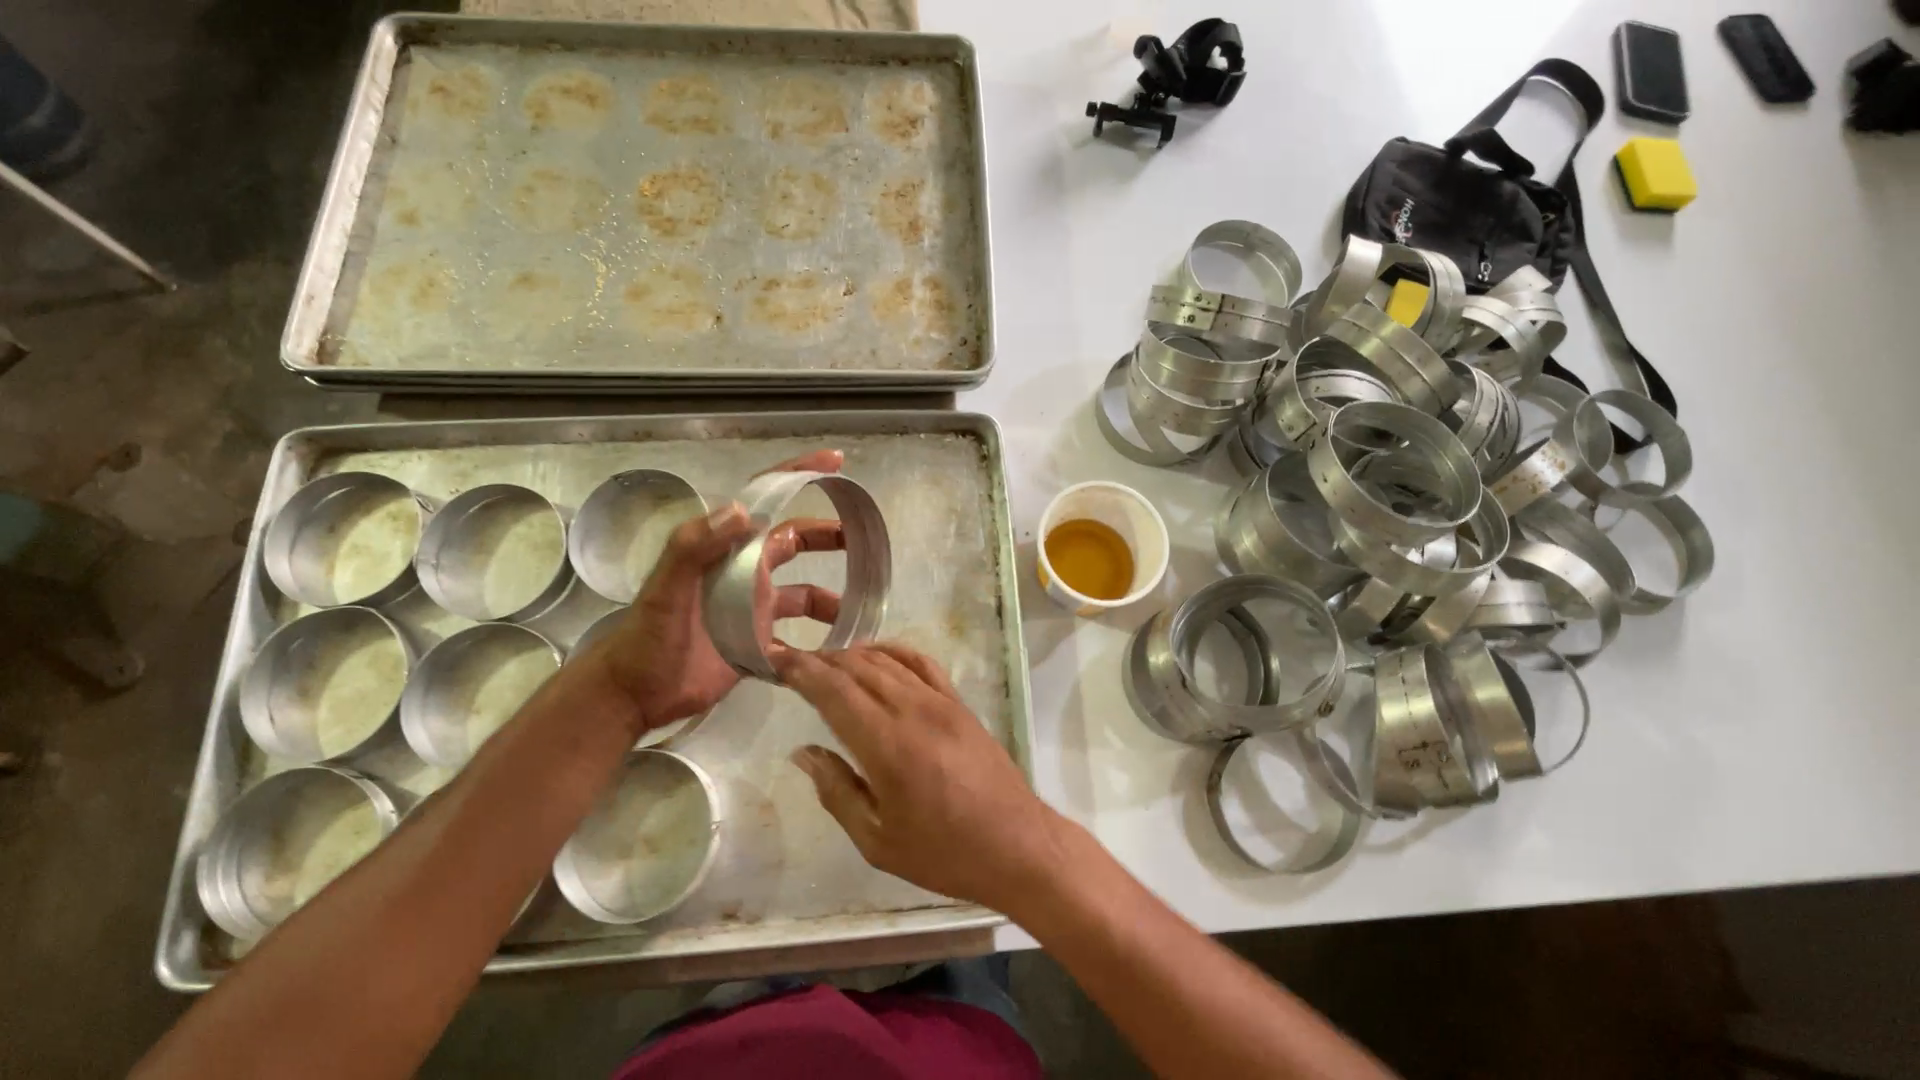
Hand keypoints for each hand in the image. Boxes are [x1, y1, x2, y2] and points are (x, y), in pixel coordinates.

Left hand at [584, 450, 846, 732]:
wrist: (634, 693)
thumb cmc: (648, 636)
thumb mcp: (665, 586)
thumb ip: (695, 546)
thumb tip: (743, 510)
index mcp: (727, 553)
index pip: (764, 504)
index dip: (797, 477)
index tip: (835, 462)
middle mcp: (744, 576)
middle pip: (794, 544)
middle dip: (827, 535)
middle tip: (865, 539)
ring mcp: (751, 612)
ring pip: (804, 595)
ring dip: (832, 598)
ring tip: (863, 605)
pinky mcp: (756, 648)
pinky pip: (797, 640)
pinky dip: (818, 644)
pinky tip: (839, 651)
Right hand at [776, 644, 1073, 914]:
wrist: (1017, 846)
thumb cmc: (943, 854)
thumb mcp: (876, 840)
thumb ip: (837, 791)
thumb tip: (804, 752)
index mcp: (887, 745)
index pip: (835, 691)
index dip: (802, 672)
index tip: (776, 660)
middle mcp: (913, 711)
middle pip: (858, 668)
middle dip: (821, 660)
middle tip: (792, 663)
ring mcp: (941, 703)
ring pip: (888, 661)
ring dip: (853, 655)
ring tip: (825, 662)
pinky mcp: (960, 706)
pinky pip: (922, 664)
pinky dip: (894, 652)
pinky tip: (877, 657)